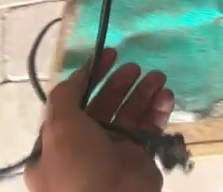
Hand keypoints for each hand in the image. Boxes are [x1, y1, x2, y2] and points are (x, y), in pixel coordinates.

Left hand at [25, 49, 174, 191]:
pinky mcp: (140, 156)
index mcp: (57, 146)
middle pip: (104, 105)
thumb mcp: (59, 129)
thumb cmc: (78, 167)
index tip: (111, 54)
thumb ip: (65, 97)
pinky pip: (150, 126)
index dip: (90, 77)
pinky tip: (166, 97)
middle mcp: (84, 148)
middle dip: (120, 83)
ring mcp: (113, 152)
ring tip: (158, 78)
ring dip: (144, 91)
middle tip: (135, 67)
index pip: (74, 103)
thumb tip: (78, 73)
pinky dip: (159, 109)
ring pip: (130, 112)